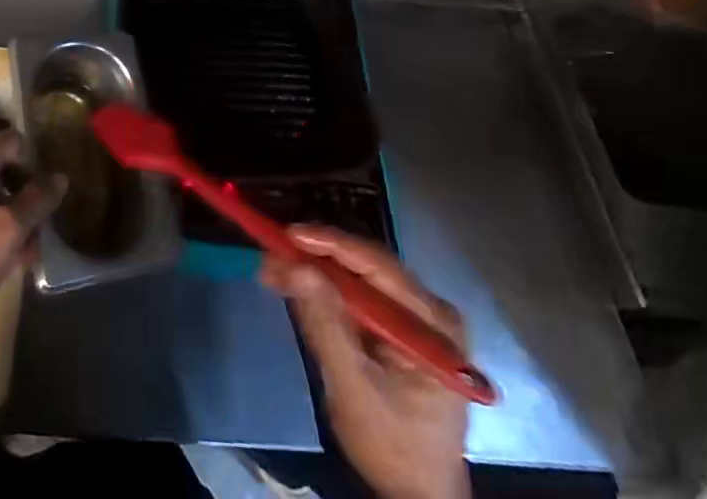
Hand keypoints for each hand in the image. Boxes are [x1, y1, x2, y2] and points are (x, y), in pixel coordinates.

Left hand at [0, 131, 64, 356]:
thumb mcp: (12, 228)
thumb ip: (39, 198)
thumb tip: (60, 177)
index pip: (12, 141)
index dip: (34, 157)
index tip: (49, 185)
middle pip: (11, 172)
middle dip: (32, 197)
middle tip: (44, 223)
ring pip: (4, 201)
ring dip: (23, 222)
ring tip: (31, 251)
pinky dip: (7, 236)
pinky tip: (17, 262)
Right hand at [261, 226, 470, 498]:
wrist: (418, 496)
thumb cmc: (392, 445)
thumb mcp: (353, 388)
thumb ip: (325, 325)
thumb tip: (294, 266)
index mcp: (434, 322)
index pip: (378, 266)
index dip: (331, 244)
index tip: (288, 233)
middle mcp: (431, 311)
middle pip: (368, 268)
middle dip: (317, 258)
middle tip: (273, 252)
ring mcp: (418, 321)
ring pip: (361, 281)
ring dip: (318, 273)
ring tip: (277, 267)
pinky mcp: (401, 332)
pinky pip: (361, 300)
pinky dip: (327, 292)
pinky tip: (298, 287)